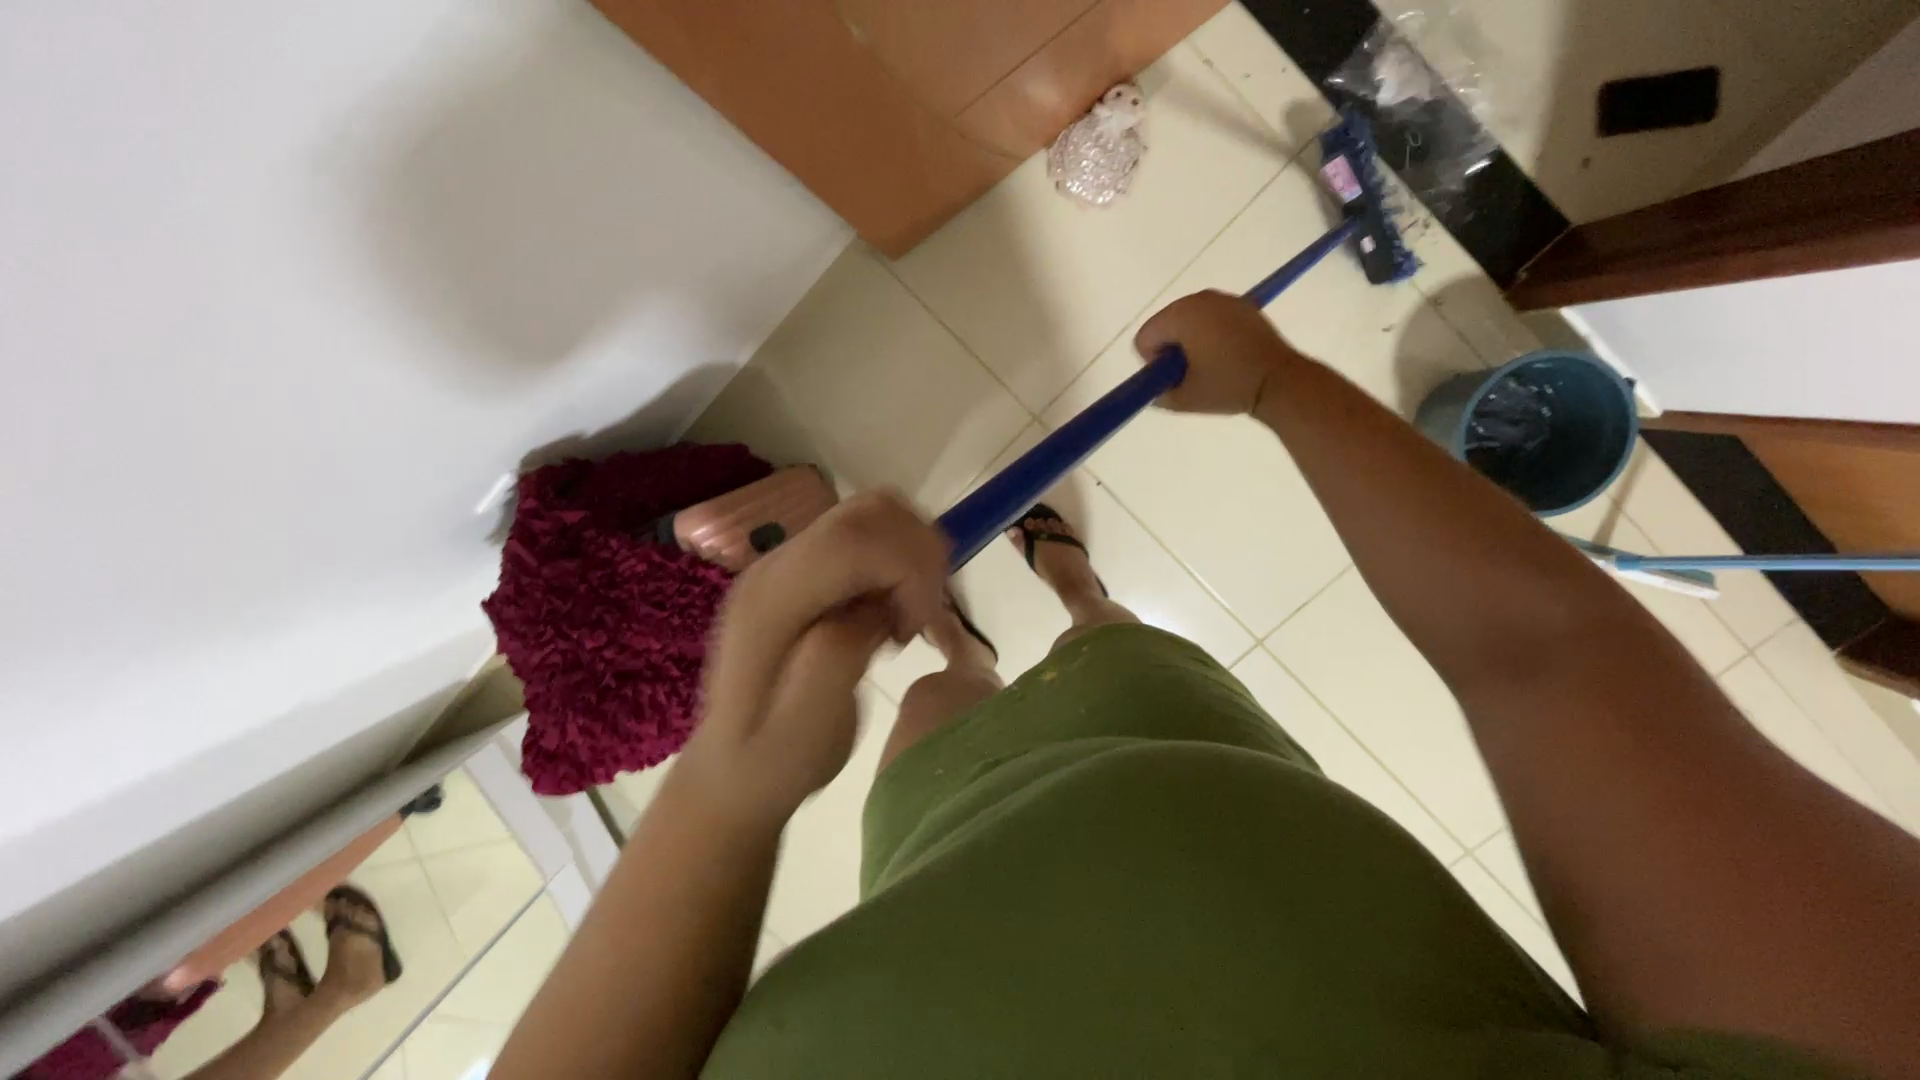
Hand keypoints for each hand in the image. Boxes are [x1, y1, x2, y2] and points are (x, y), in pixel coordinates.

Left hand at [683, 491, 947, 823]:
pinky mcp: (803, 574)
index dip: (908, 568)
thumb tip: (876, 605)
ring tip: (906, 616)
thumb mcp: (811, 726)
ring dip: (911, 556)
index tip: (917, 626)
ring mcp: (788, 565)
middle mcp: (777, 566)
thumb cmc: (774, 763)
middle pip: (869, 512)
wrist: (733, 775)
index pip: (854, 539)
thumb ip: (840, 653)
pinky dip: (899, 564)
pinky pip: (866, 539)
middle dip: (917, 556)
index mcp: (772, 600)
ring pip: (873, 516)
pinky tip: (890, 616)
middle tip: (921, 619)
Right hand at [1134, 290, 1305, 414]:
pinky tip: (1225, 353)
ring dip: (1190, 340)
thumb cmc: (1228, 386)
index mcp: (1181, 315)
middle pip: (1165, 324)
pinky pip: (1210, 317)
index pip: (1145, 337)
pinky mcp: (1241, 305)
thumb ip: (1157, 392)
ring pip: (1187, 320)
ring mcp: (1223, 299)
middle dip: (1171, 348)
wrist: (1279, 380)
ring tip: (1210, 363)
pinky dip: (1209, 333)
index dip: (1153, 362)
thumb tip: (1156, 386)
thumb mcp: (1183, 400)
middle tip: (1191, 372)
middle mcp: (1199, 298)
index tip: (1175, 377)